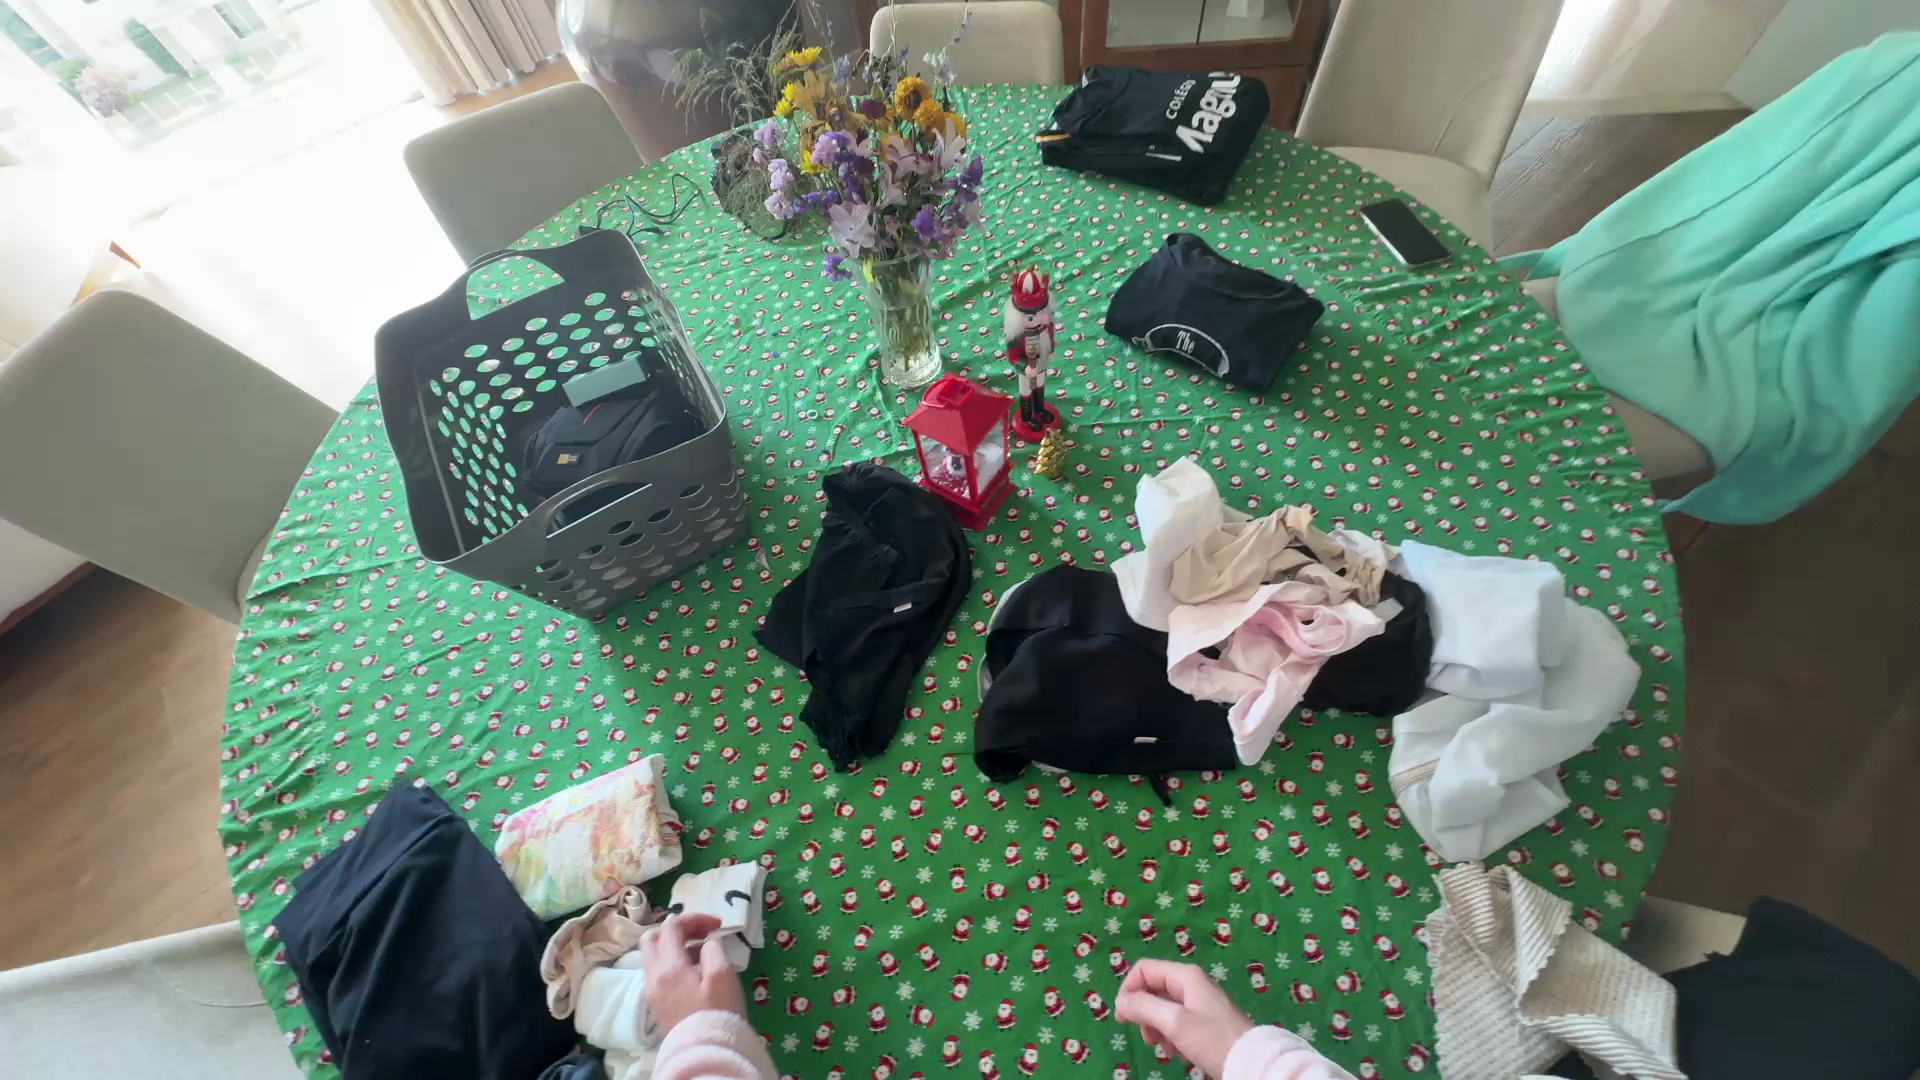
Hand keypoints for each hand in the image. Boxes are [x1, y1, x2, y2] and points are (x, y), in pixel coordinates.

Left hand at [641, 913, 745, 1034]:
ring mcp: (653, 992)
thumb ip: (713, 948)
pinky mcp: (657, 1004)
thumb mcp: (722, 972)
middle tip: (701, 932)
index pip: (671, 926)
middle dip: (676, 928)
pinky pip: (659, 972)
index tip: (717, 924)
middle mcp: (653, 977)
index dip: (694, 918)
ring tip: (703, 951)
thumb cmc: (717, 1010)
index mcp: (668, 966)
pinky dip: (673, 961)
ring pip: (653, 956)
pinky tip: (695, 970)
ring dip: (675, 945)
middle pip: (651, 938)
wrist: (705, 1053)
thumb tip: (706, 944)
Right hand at [1115, 959, 1253, 1079]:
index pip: (1144, 969)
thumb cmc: (1213, 1039)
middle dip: (1143, 1012)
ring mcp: (1199, 1001)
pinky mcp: (1206, 1020)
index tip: (1123, 1017)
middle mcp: (1191, 983)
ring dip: (1156, 1026)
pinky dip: (1171, 1034)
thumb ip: (1144, 1007)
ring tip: (1163, 1047)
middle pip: (1153, 988)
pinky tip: (1176, 1052)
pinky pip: (1178, 1020)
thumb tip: (1121, 1001)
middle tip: (1146, 1037)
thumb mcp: (1175, 1023)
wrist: (1253, 1063)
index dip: (1129, 990)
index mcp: (1184, 975)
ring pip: (1164, 1006)